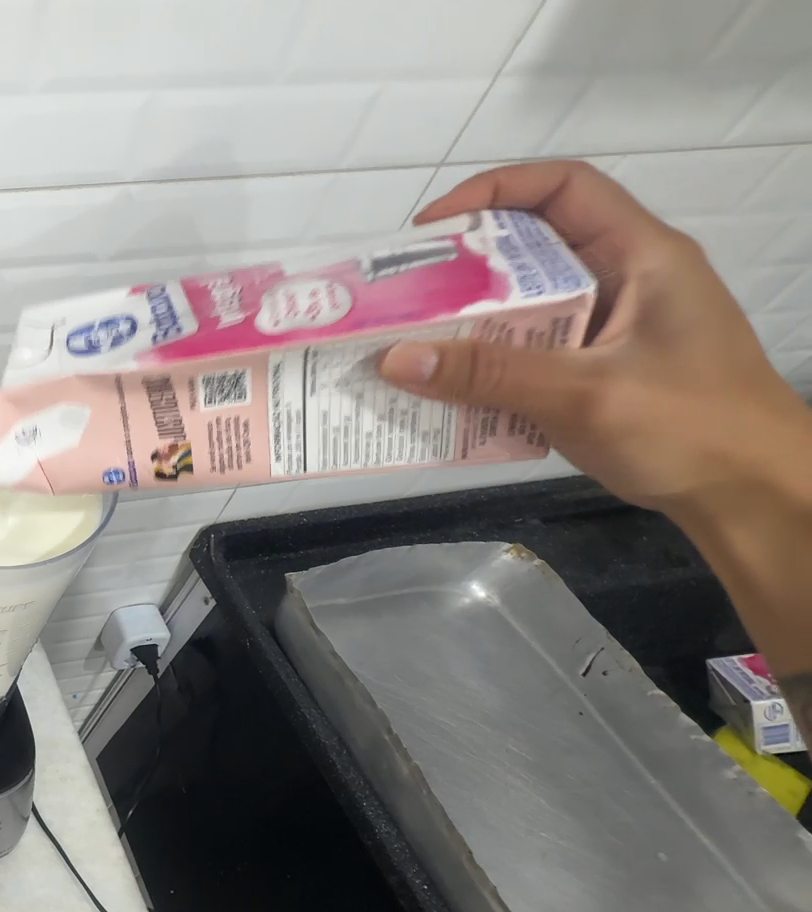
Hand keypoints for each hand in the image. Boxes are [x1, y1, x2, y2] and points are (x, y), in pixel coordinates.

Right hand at [378, 160, 809, 516]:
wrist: (749, 492)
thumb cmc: (692, 426)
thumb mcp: (584, 393)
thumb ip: (488, 374)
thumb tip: (391, 358)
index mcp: (640, 258)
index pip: (563, 189)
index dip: (491, 192)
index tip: (425, 230)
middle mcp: (615, 283)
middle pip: (523, 252)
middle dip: (453, 271)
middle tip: (394, 299)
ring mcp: (595, 331)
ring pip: (511, 310)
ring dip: (454, 328)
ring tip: (399, 348)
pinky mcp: (577, 372)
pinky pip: (509, 357)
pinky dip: (468, 370)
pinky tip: (432, 393)